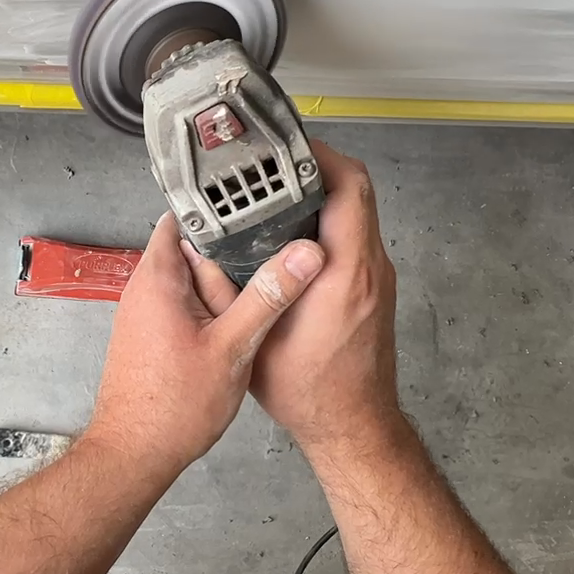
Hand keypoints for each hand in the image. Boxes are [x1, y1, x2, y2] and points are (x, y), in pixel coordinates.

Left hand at [87, 213, 325, 473]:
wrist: (135, 453)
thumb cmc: (174, 405)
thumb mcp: (233, 347)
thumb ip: (268, 297)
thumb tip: (304, 255)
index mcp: (158, 278)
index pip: (180, 217)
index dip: (215, 205)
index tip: (251, 198)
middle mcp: (143, 289)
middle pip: (188, 246)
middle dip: (228, 243)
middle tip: (273, 237)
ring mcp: (144, 313)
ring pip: (188, 277)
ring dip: (221, 277)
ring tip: (264, 274)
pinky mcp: (150, 335)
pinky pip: (182, 303)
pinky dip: (209, 303)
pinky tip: (239, 316)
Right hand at [188, 141, 400, 457]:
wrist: (354, 426)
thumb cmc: (311, 394)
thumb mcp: (253, 344)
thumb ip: (222, 297)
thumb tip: (194, 259)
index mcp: (344, 276)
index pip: (349, 190)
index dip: (320, 157)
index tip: (289, 146)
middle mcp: (371, 271)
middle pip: (358, 192)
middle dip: (319, 167)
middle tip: (277, 164)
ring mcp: (378, 280)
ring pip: (359, 213)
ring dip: (325, 194)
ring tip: (280, 192)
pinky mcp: (375, 290)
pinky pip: (357, 236)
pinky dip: (330, 222)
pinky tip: (295, 233)